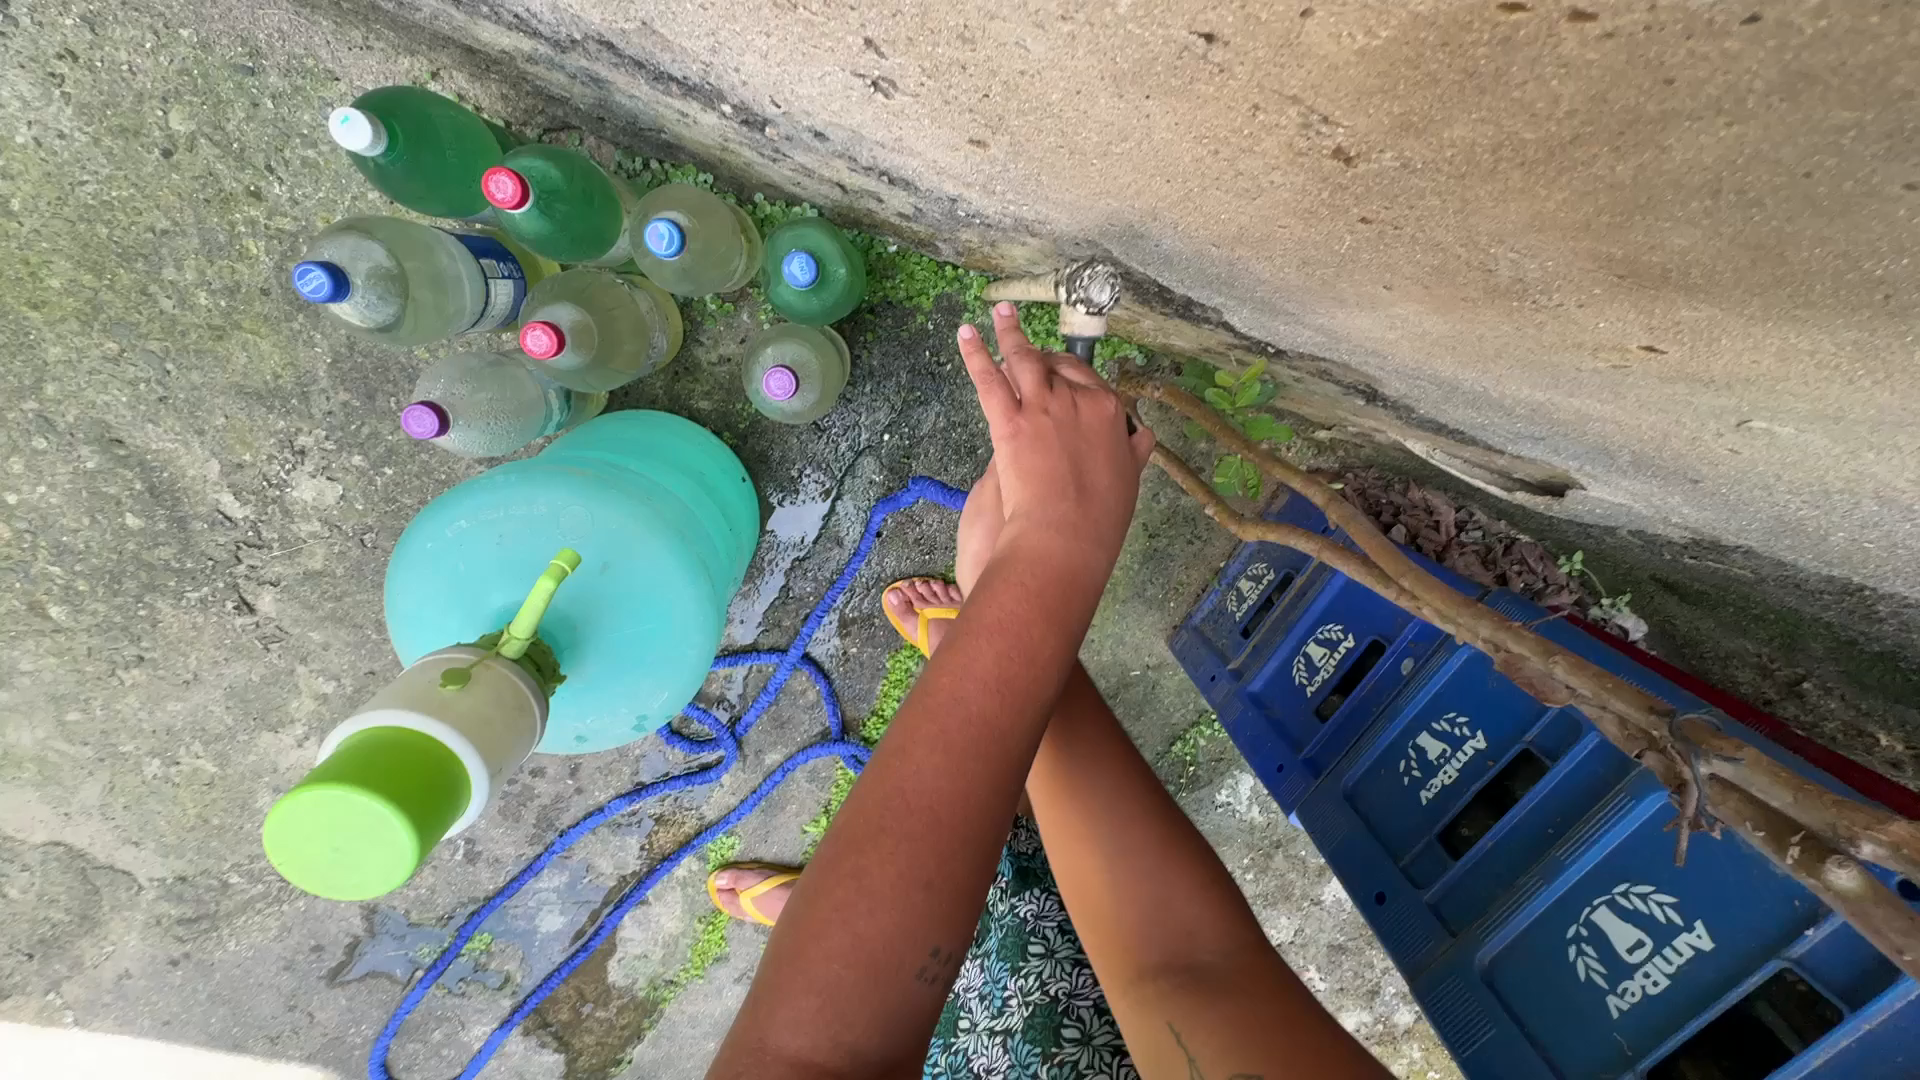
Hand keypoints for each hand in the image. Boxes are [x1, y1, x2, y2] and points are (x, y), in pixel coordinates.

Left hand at [957, 303, 1153, 584]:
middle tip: (1027, 352)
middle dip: (1042, 356)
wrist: (1065, 537)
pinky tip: (967, 333)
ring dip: (1010, 332)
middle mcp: (1077, 399)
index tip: (1063, 378)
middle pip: (1056, 365)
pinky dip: (976, 354)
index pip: (1089, 380)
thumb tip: (1142, 434)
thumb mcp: (1130, 478)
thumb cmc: (1100, 519)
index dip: (1073, 377)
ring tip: (999, 313)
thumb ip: (1134, 449)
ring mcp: (1042, 407)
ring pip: (1024, 360)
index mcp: (1110, 411)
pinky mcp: (1009, 422)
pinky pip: (989, 380)